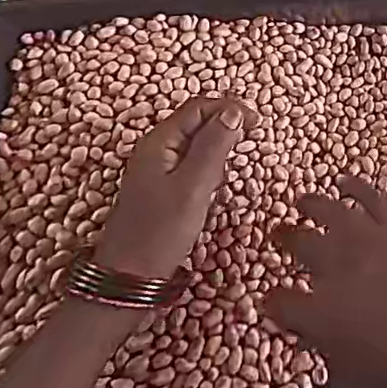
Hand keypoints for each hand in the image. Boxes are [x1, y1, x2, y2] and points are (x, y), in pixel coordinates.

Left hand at [96, 97, 258, 277]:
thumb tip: (233, 112)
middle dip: (224, 129)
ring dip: (216, 151)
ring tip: (227, 172)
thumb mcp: (193, 186)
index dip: (229, 109)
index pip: (198, 108)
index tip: (258, 123)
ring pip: (194, 145)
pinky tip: (212, 190)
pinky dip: (207, 171)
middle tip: (248, 146)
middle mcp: (155, 149)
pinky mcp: (161, 189)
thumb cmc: (159, 233)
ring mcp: (156, 169)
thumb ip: (213, 147)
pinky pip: (190, 166)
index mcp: (159, 141)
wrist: (128, 279)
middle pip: (196, 123)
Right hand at [266, 176, 386, 387]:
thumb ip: (325, 345)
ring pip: (327, 212)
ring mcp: (367, 240)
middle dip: (283, 241)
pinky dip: (354, 187)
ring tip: (301, 202)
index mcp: (322, 312)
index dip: (274, 301)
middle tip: (276, 237)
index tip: (271, 301)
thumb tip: (305, 329)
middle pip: (299, 245)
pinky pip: (369, 197)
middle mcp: (337, 268)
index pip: (282, 301)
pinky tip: (344, 182)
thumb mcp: (359, 371)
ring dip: (310, 206)